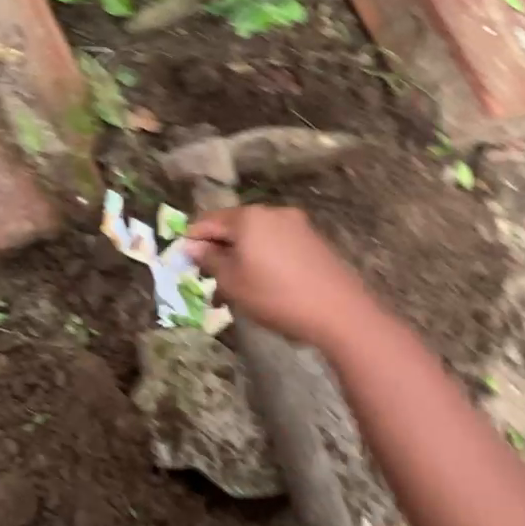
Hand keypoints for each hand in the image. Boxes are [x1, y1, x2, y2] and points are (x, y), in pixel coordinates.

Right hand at [185, 205, 374, 345]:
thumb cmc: (276, 296)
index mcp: (248, 217)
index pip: (208, 221)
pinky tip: (265, 280)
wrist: (341, 313)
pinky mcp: (314, 240)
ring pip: (256, 234)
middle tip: (209, 274)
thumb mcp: (232, 282)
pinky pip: (277, 242)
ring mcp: (297, 225)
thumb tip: (192, 246)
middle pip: (234, 225)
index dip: (192, 240)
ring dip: (242, 252)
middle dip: (219, 246)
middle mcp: (272, 212)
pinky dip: (264, 256)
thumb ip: (209, 259)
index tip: (183, 261)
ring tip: (237, 281)